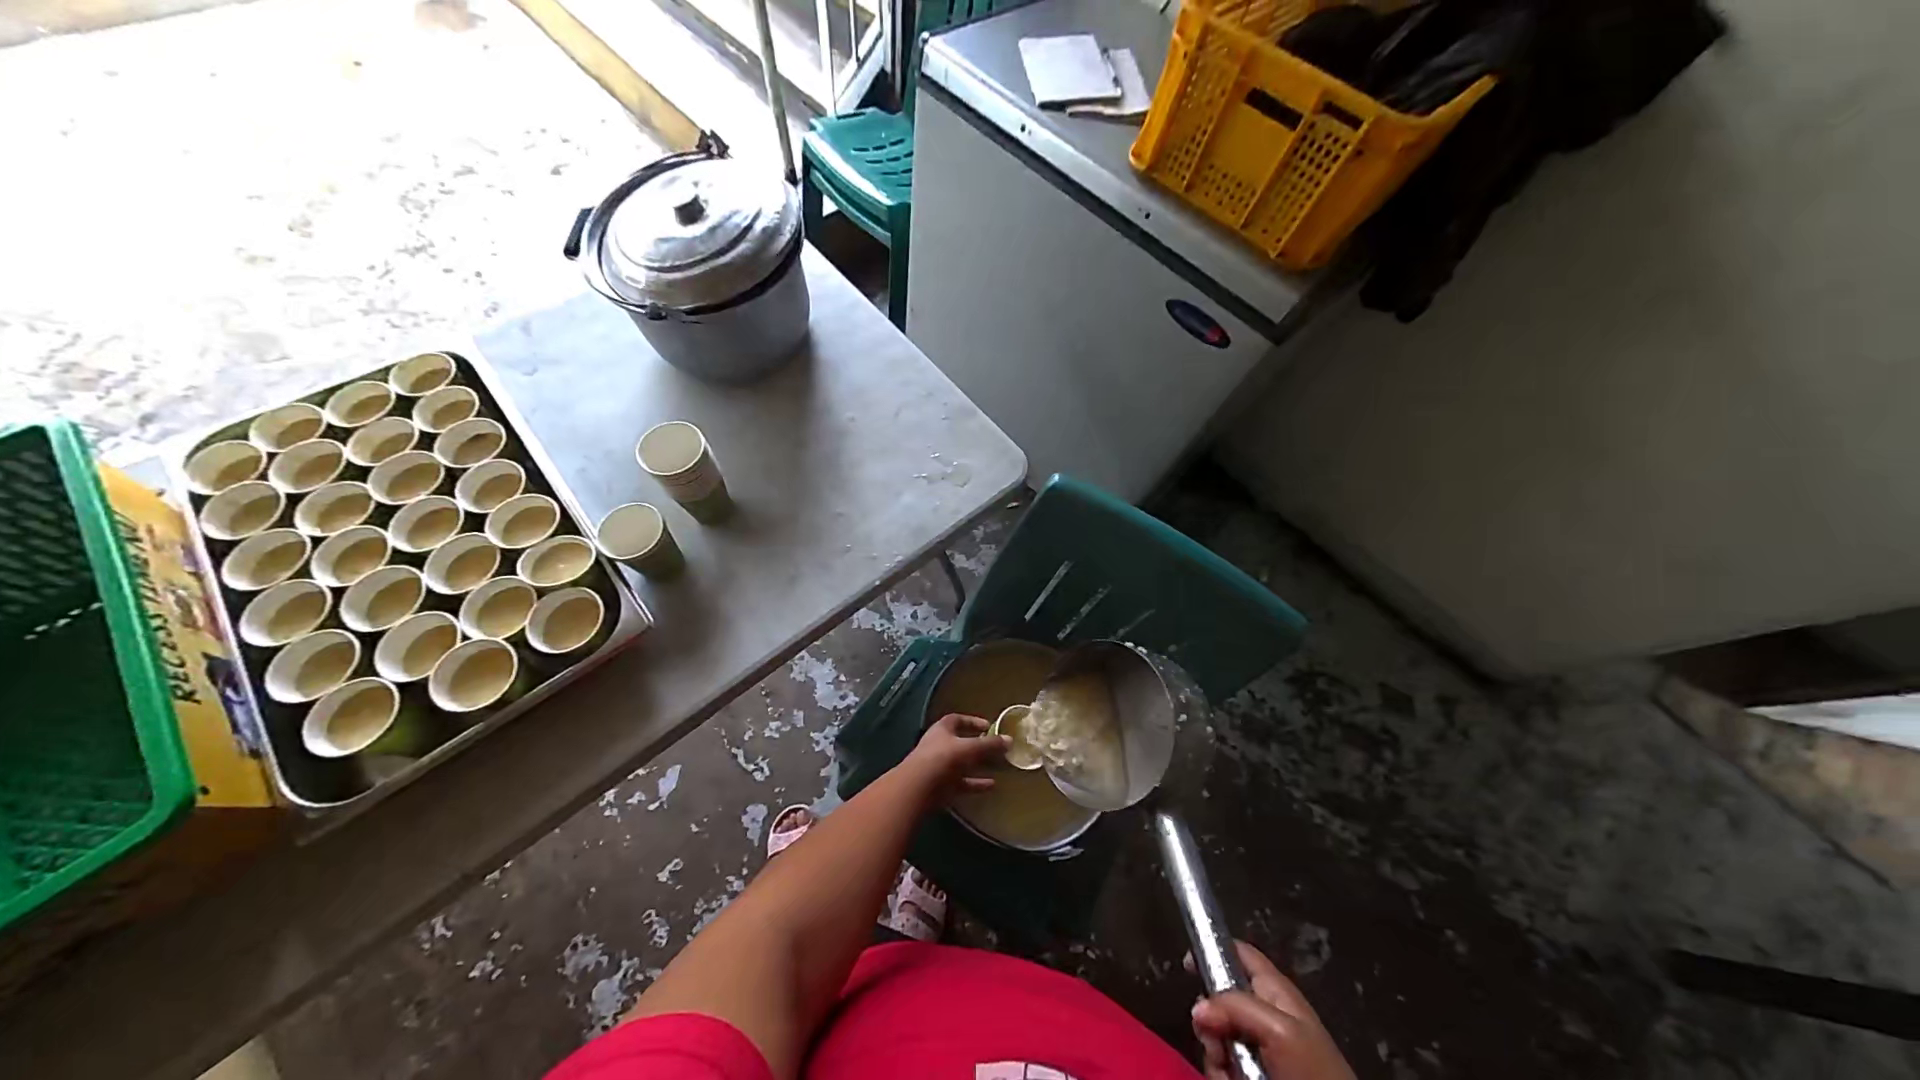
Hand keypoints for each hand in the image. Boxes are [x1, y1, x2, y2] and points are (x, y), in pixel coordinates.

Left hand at [906, 713, 1008, 801]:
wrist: (919, 788)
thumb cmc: (943, 758)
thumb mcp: (970, 748)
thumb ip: (989, 744)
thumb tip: (1009, 740)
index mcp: (942, 730)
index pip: (957, 720)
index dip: (972, 721)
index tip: (988, 726)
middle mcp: (938, 746)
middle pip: (960, 743)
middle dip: (978, 746)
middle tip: (996, 748)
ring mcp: (938, 767)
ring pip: (962, 764)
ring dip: (978, 765)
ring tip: (997, 767)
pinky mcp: (941, 786)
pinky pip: (961, 783)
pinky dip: (975, 783)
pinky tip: (991, 786)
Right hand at [1188, 941, 1355, 1079]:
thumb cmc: (1314, 1073)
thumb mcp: (1280, 1031)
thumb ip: (1236, 1007)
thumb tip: (1198, 1009)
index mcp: (1275, 992)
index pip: (1239, 953)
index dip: (1212, 948)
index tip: (1188, 965)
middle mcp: (1264, 1015)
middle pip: (1218, 999)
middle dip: (1209, 1020)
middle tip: (1217, 1042)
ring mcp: (1259, 1049)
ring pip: (1216, 1037)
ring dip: (1215, 1055)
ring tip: (1231, 1074)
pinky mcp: (1254, 1076)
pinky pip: (1223, 1067)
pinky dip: (1221, 1075)